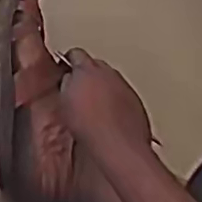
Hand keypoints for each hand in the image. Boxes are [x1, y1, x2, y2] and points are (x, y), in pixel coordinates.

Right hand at [57, 47, 153, 163]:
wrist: (117, 148)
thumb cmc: (89, 125)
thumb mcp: (63, 100)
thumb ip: (66, 82)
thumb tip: (69, 79)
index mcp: (88, 68)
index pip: (76, 54)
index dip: (69, 61)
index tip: (66, 67)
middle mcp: (110, 74)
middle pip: (96, 65)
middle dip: (88, 74)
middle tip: (79, 88)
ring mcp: (126, 89)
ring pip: (112, 81)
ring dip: (104, 88)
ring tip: (93, 107)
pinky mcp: (138, 105)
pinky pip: (124, 97)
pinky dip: (117, 103)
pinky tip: (108, 118)